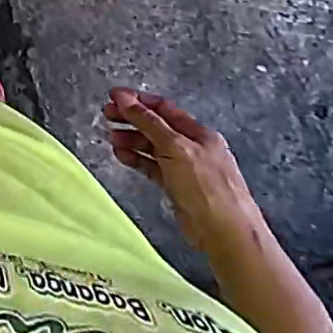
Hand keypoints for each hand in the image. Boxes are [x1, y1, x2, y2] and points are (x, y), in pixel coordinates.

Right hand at [105, 88, 267, 257]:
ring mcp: (185, 168)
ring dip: (131, 139)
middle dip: (131, 118)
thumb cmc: (206, 187)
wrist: (226, 235)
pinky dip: (137, 159)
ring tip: (111, 137)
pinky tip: (122, 155)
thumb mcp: (175, 147)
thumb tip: (124, 98)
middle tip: (107, 114)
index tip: (113, 96)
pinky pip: (153, 167)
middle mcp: (192, 147)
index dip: (137, 100)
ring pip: (153, 147)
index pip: (163, 108)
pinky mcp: (177, 187)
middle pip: (156, 126)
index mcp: (198, 132)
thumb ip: (148, 122)